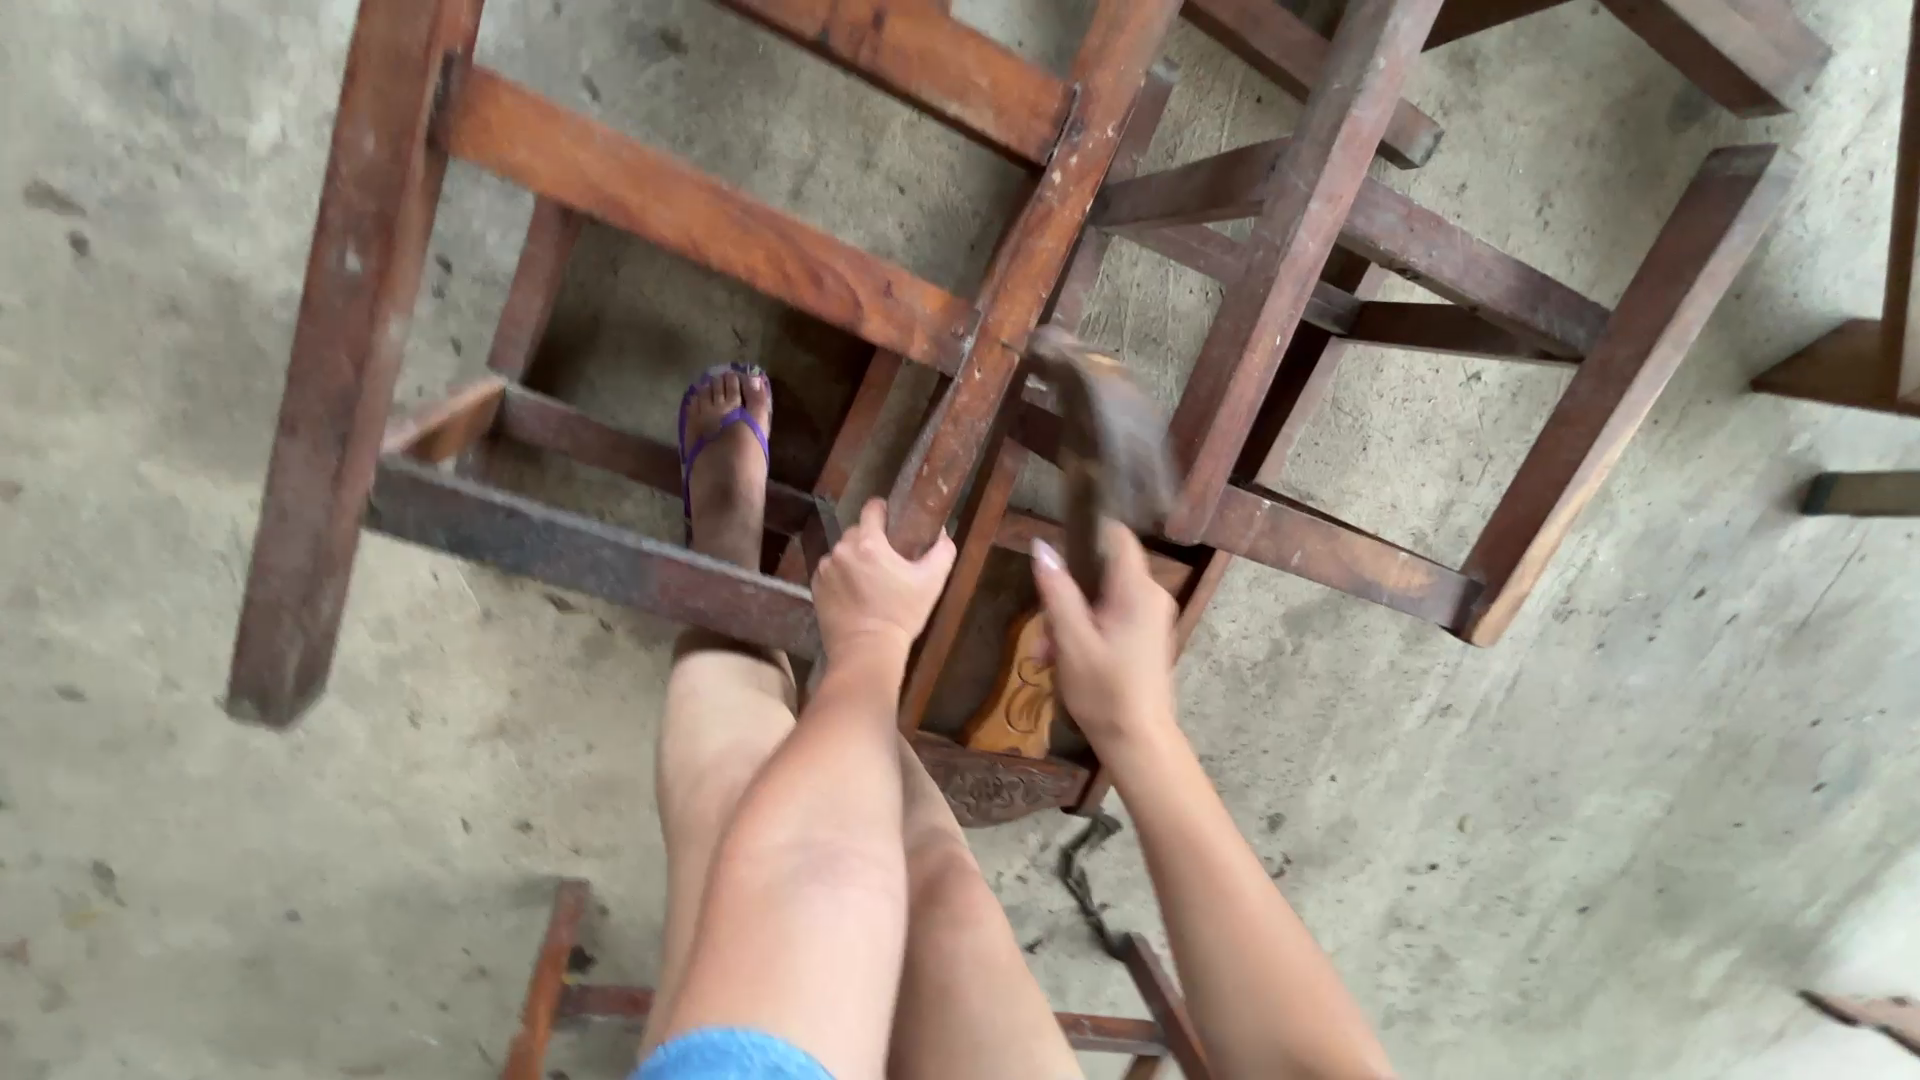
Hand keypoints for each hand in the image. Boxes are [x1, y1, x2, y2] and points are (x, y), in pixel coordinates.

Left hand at [811, 498, 956, 657]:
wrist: (867, 651)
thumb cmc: (902, 615)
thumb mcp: (931, 583)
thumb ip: (942, 552)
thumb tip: (943, 534)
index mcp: (869, 543)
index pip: (872, 509)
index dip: (883, 511)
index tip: (892, 520)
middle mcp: (842, 550)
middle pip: (856, 531)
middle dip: (870, 540)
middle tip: (885, 560)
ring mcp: (825, 569)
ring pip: (842, 552)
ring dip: (854, 559)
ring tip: (868, 581)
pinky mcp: (815, 587)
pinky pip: (830, 571)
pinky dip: (841, 576)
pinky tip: (853, 594)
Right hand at [1031, 521, 1178, 749]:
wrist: (1138, 742)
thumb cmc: (1104, 691)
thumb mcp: (1071, 640)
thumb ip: (1057, 591)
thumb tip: (1041, 547)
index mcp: (1137, 591)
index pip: (1117, 536)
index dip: (1086, 533)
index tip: (1056, 549)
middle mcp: (1150, 598)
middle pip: (1100, 573)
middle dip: (1065, 597)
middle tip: (1043, 632)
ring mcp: (1150, 619)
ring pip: (1101, 600)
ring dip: (1069, 621)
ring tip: (1048, 656)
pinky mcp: (1145, 639)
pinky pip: (1110, 620)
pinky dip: (1085, 634)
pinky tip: (1065, 662)